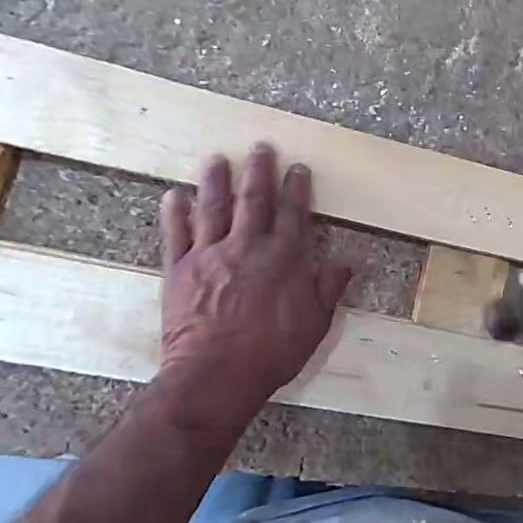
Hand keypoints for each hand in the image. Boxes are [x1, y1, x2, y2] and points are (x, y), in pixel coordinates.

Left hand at [156, 145, 353, 432]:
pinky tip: (174, 195)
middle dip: (259, 171)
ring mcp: (210, 255)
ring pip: (213, 208)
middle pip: (254, 200)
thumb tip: (347, 262)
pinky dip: (174, 213)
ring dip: (215, 181)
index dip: (296, 189)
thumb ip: (329, 288)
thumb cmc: (272, 350)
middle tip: (260, 147)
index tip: (297, 168)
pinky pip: (175, 234)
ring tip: (217, 159)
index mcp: (284, 258)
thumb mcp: (316, 322)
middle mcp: (248, 247)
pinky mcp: (179, 270)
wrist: (216, 374)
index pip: (293, 214)